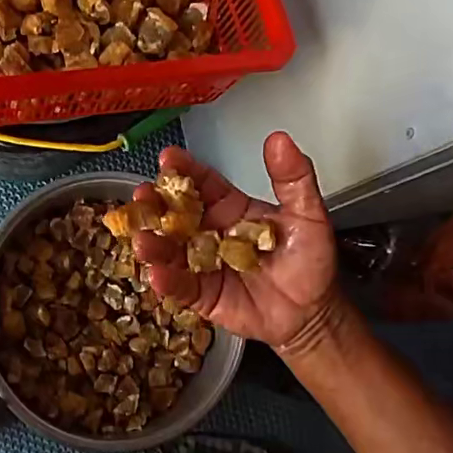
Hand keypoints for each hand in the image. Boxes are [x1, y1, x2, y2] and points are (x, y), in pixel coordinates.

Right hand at [132, 132, 343, 354]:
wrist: (310, 312)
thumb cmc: (307, 262)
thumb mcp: (308, 215)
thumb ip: (293, 178)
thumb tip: (280, 141)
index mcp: (227, 209)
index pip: (201, 184)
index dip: (184, 170)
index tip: (168, 158)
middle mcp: (205, 233)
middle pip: (172, 215)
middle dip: (153, 204)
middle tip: (142, 195)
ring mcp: (196, 263)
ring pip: (167, 251)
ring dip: (151, 244)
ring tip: (142, 241)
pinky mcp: (195, 293)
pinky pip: (177, 286)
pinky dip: (165, 281)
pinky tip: (157, 274)